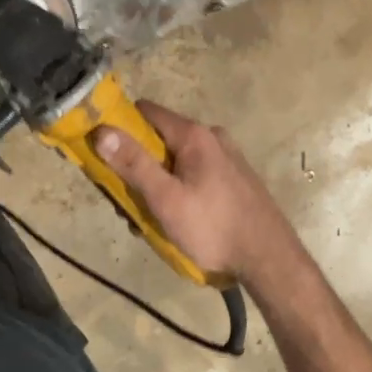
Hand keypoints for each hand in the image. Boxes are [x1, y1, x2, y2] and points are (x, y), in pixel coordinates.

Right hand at [92, 100, 306, 289]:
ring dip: (157, 185)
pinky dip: (178, 191)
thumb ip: (133, 164)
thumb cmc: (213, 228)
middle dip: (137, 167)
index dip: (120, 128)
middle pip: (159, 140)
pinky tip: (177, 222)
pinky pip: (194, 175)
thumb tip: (101, 130)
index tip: (104, 155)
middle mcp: (212, 137)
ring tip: (150, 222)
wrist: (270, 259)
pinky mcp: (235, 179)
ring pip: (176, 161)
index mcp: (195, 135)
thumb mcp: (165, 199)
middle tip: (128, 203)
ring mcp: (227, 158)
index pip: (145, 112)